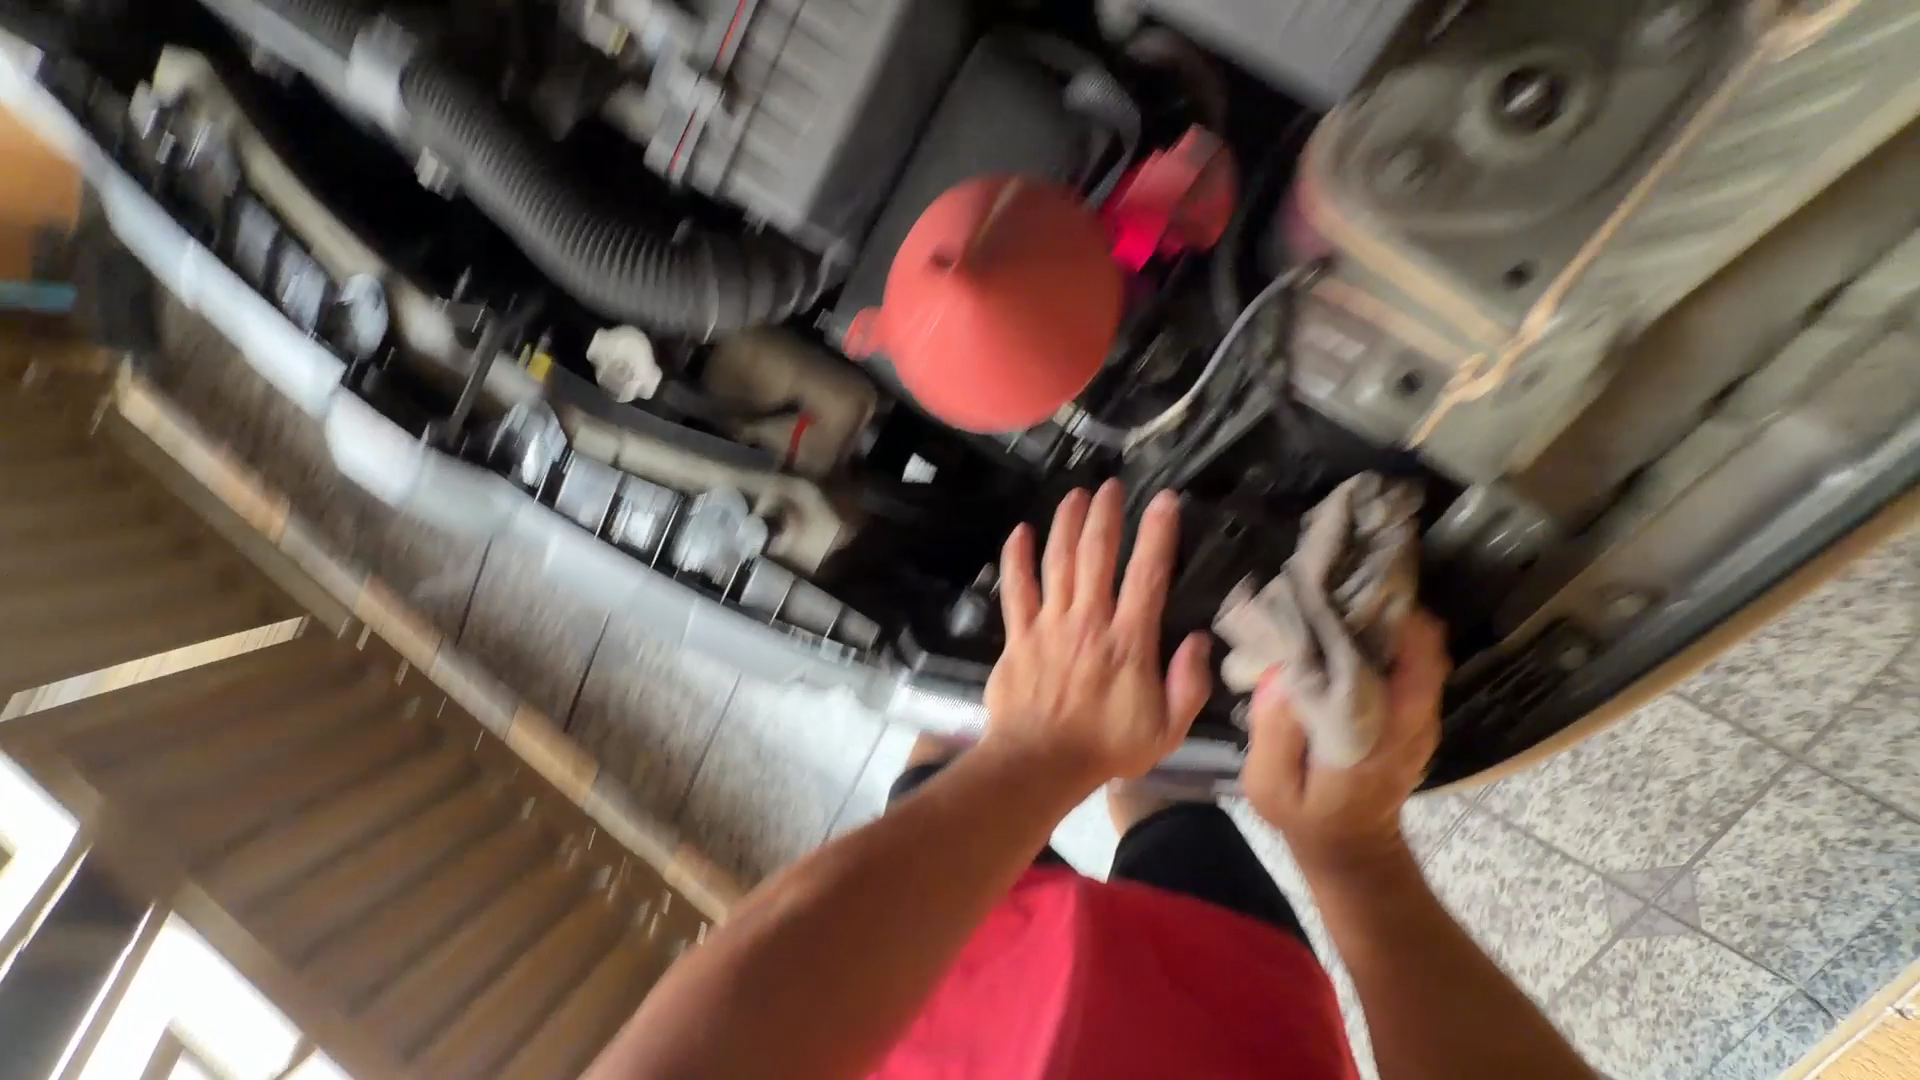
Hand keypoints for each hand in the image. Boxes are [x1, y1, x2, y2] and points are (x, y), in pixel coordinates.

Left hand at [984, 481, 1212, 791]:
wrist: (1040, 765)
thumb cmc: (1106, 748)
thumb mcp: (1167, 729)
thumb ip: (1188, 684)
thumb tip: (1199, 640)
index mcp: (1128, 641)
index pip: (1147, 575)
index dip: (1158, 534)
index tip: (1164, 500)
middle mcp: (1088, 621)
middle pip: (1097, 555)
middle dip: (1105, 515)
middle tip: (1111, 486)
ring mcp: (1049, 625)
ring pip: (1058, 563)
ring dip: (1066, 525)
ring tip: (1074, 495)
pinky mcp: (1019, 636)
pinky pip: (1016, 590)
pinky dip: (1017, 559)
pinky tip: (1019, 532)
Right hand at [1240, 610, 1449, 875]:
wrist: (1349, 848)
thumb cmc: (1306, 815)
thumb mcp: (1271, 785)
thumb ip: (1275, 732)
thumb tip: (1281, 672)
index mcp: (1385, 730)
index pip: (1413, 657)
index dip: (1388, 615)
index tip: (1347, 584)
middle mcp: (1415, 716)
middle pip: (1422, 641)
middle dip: (1384, 603)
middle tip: (1334, 576)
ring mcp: (1418, 715)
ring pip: (1417, 647)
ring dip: (1382, 617)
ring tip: (1333, 592)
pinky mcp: (1410, 713)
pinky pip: (1406, 661)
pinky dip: (1380, 637)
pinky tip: (1338, 624)